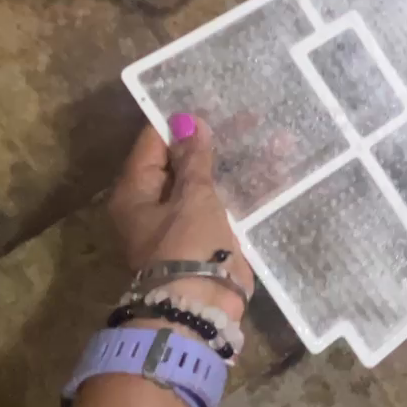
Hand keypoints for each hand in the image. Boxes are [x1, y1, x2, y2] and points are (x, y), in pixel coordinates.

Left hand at [107, 114, 253, 321]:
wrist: (202, 306)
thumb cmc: (188, 244)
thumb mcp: (192, 196)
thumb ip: (193, 159)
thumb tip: (187, 121)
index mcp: (135, 192)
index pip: (153, 144)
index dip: (179, 123)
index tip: (207, 100)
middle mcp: (153, 204)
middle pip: (182, 162)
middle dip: (213, 141)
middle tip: (246, 116)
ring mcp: (182, 221)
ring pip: (208, 181)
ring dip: (234, 163)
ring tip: (267, 137)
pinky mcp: (208, 236)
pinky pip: (225, 202)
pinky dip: (244, 186)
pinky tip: (271, 169)